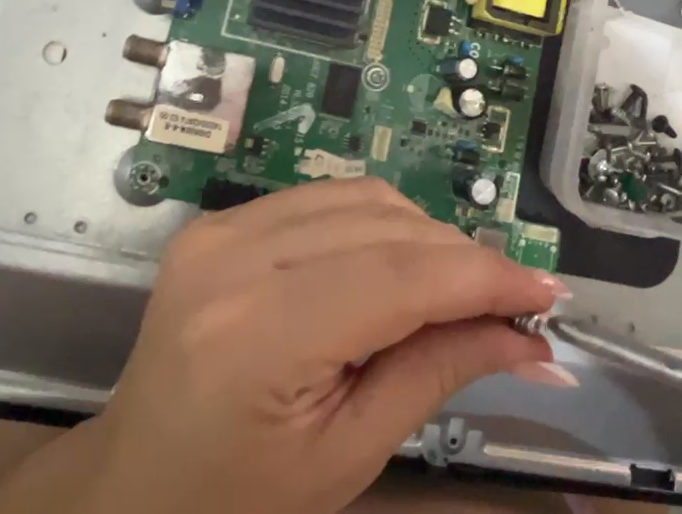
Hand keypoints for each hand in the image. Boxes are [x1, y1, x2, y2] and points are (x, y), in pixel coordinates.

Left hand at [81, 177, 570, 513]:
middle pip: (385, 225)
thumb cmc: (239, 496)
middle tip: (512, 305)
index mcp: (258, 334)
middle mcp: (232, 259)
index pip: (399, 276)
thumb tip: (531, 342)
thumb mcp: (348, 454)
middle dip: (463, 257)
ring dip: (425, 235)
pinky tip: (397, 267)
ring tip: (456, 290)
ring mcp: (218, 230)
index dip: (484, 277)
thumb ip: (438, 374)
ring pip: (362, 197)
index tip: (546, 295)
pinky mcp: (217, 222)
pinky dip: (379, 224)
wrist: (135, 482)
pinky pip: (324, 198)